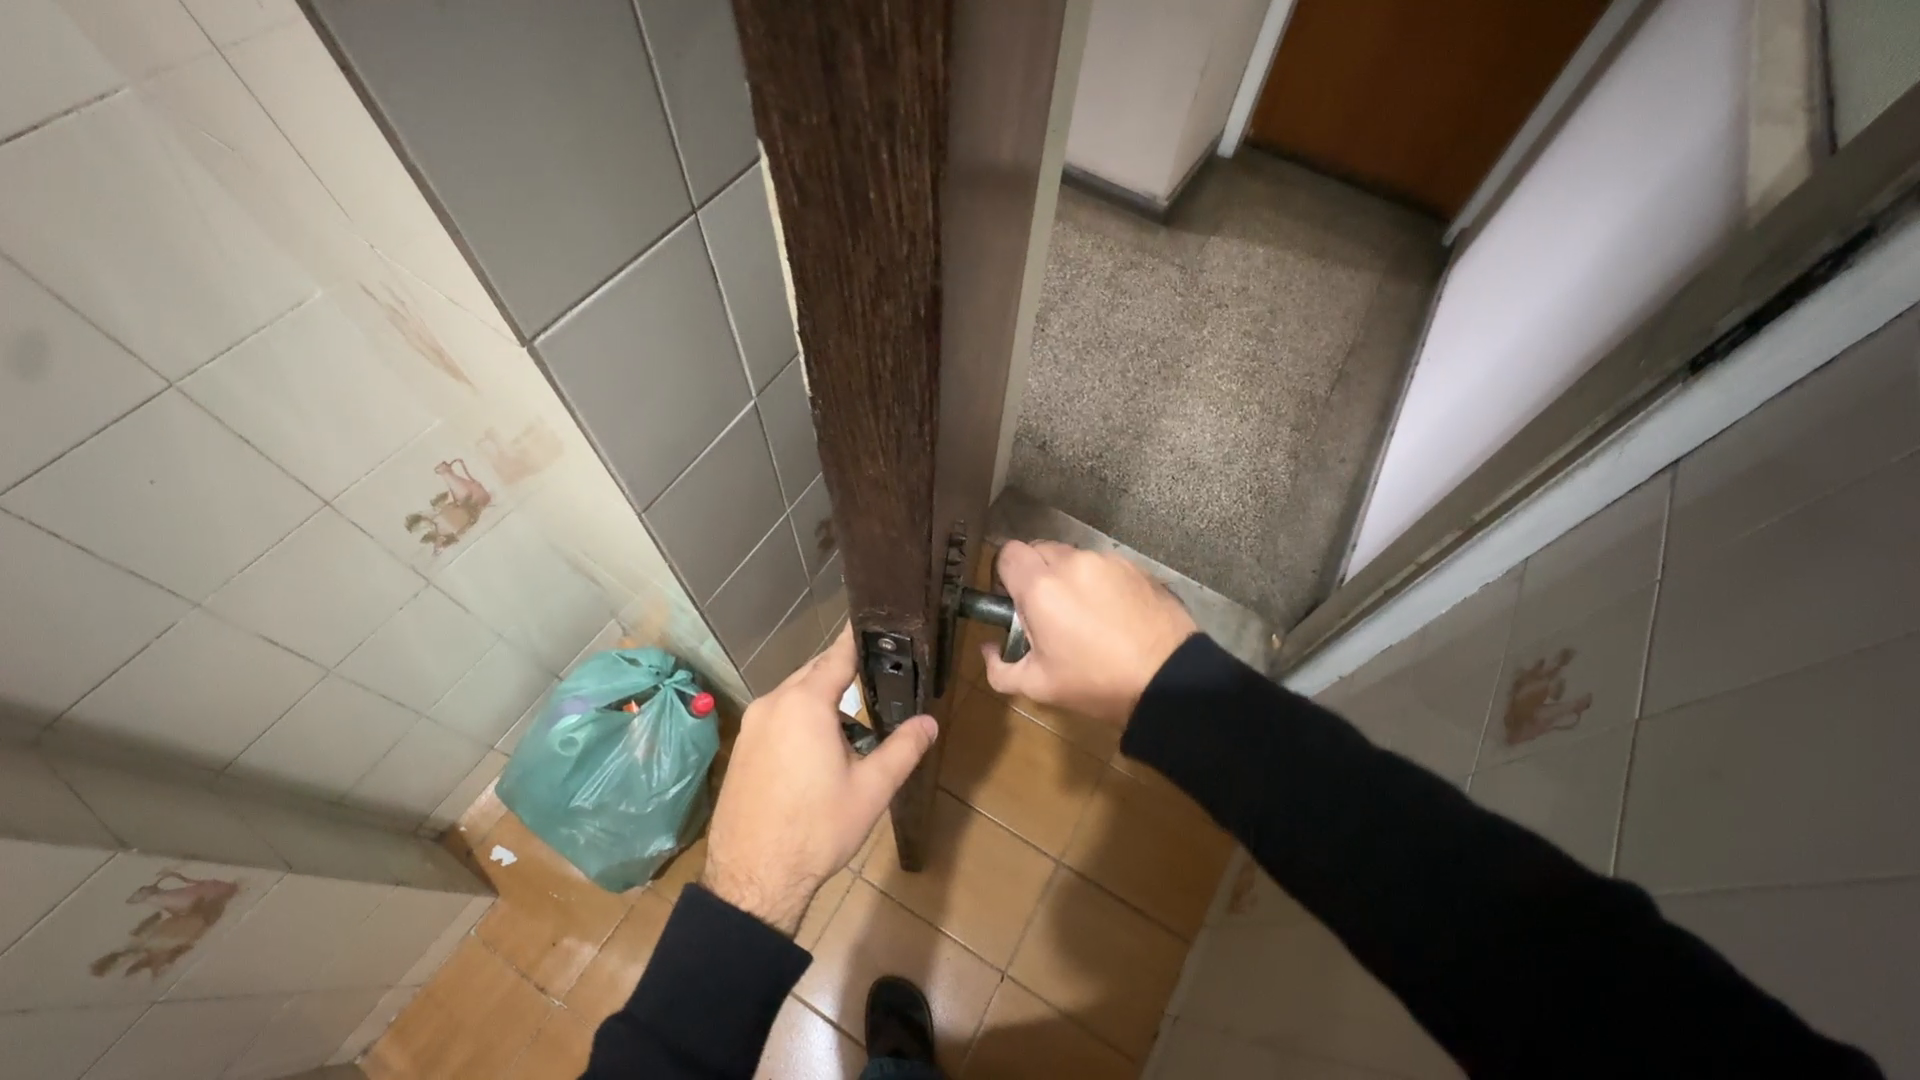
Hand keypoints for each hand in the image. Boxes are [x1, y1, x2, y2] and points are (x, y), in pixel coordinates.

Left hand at [702, 626, 937, 934]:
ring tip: (853, 724)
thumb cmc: (817, 829)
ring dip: (822, 700)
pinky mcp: (742, 748)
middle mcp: (773, 704)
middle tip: (876, 679)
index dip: (857, 638)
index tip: (872, 620)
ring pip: (793, 696)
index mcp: (805, 704)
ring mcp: (752, 726)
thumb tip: (930, 722)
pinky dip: (800, 719)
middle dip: (842, 674)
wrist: (753, 878)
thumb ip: (903, 748)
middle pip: (814, 673)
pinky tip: (819, 750)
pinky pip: (777, 717)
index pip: (837, 656)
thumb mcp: (871, 789)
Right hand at [983, 540, 1197, 725]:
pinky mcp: (1137, 568)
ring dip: (1069, 579)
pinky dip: (1100, 584)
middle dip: (1037, 576)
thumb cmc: (1096, 683)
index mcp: (1041, 587)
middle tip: (1048, 613)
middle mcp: (1072, 564)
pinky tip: (1113, 616)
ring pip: (1074, 559)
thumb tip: (989, 649)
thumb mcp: (1039, 687)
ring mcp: (1108, 562)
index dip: (1005, 576)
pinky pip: (1105, 567)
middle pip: (1039, 551)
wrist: (1169, 680)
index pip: (1007, 554)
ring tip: (1085, 616)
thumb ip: (1000, 668)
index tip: (1015, 603)